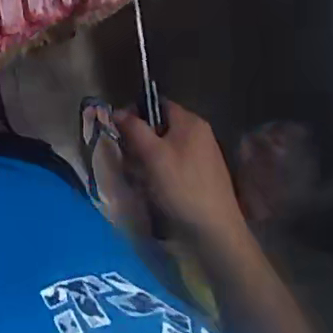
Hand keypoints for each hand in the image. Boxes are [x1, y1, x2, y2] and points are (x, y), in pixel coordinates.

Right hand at [116, 99, 247, 247]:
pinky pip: (178, 162)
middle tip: (128, 157)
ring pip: (169, 145)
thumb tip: (117, 111)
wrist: (215, 229)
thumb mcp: (152, 154)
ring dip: (151, 157)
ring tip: (140, 175)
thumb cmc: (181, 185)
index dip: (136, 113)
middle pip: (163, 125)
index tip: (120, 131)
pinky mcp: (206, 174)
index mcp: (190, 121)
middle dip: (142, 138)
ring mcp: (206, 153)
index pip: (157, 103)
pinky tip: (158, 187)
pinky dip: (164, 169)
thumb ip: (134, 128)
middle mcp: (201, 132)